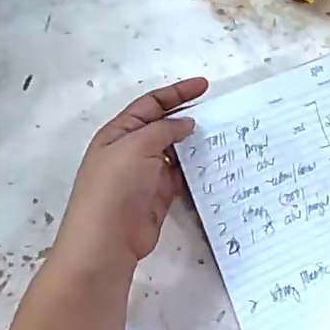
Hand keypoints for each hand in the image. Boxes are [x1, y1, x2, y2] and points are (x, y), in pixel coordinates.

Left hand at [55, 77, 207, 264]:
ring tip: (222, 136)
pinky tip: (214, 164)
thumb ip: (164, 130)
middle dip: (188, 116)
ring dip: (195, 144)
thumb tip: (186, 124)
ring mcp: (146, 174)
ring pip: (176, 151)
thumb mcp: (136, 147)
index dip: (177, 93)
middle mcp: (131, 150)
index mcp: (119, 133)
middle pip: (164, 126)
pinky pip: (182, 176)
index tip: (205, 86)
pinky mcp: (159, 196)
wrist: (106, 242)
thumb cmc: (115, 188)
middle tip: (219, 112)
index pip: (151, 104)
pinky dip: (196, 169)